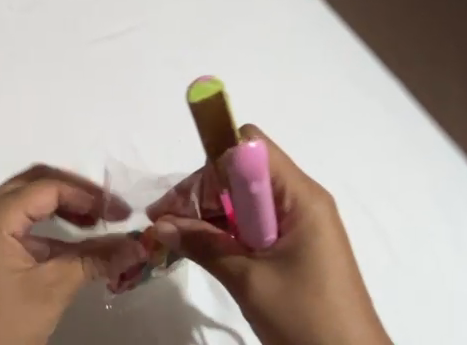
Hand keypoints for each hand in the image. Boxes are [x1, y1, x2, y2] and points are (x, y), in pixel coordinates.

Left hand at [0, 165, 135, 344]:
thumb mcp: (51, 291)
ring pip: (26, 202)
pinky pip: (17, 224)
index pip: (48, 186)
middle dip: (76, 194)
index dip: (88, 196)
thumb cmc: (1, 327)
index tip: (121, 213)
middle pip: (36, 184)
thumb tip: (136, 246)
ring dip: (62, 209)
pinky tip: (73, 246)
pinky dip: (46, 230)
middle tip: (110, 211)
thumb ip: (93, 260)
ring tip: (97, 225)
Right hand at [150, 126, 391, 344]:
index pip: (249, 147)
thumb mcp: (249, 281)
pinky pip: (256, 221)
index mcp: (300, 196)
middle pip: (242, 171)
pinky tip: (203, 247)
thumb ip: (204, 245)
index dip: (215, 163)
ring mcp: (301, 222)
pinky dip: (228, 230)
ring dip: (211, 213)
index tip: (187, 198)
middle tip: (166, 221)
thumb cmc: (307, 320)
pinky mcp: (298, 245)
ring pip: (245, 198)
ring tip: (176, 236)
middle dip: (204, 191)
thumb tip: (159, 224)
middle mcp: (302, 199)